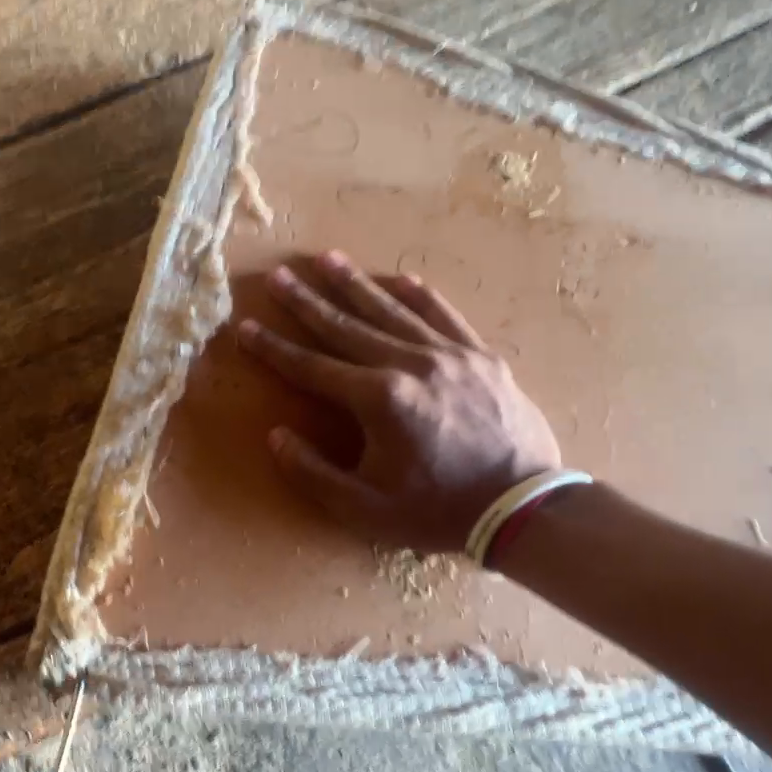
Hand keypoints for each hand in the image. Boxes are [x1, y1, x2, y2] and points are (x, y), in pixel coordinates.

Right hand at [235, 250, 561, 553]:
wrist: (525, 509)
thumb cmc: (437, 512)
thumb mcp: (362, 508)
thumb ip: (312, 472)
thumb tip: (277, 436)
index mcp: (378, 400)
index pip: (311, 367)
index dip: (273, 348)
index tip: (245, 328)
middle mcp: (410, 365)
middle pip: (346, 327)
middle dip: (306, 302)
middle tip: (278, 277)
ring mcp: (450, 356)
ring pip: (392, 311)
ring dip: (355, 284)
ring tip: (327, 259)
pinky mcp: (482, 358)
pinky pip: (444, 316)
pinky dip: (419, 296)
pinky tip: (400, 278)